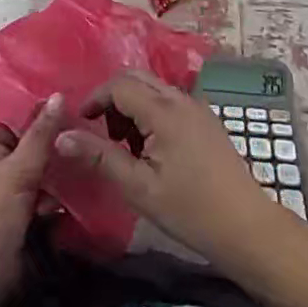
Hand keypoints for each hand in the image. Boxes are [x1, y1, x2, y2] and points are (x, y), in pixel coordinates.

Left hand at [0, 92, 65, 306]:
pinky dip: (51, 205)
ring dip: (55, 183)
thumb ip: (40, 135)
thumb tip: (59, 94)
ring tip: (80, 181)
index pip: (15, 124)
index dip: (39, 124)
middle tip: (83, 155)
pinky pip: (37, 204)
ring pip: (36, 178)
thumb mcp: (18, 172)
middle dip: (52, 156)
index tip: (72, 123)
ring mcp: (1, 199)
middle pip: (29, 151)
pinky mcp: (12, 224)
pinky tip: (70, 207)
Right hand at [55, 71, 277, 264]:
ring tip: (125, 148)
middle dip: (112, 99)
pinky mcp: (206, 121)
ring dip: (131, 107)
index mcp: (164, 110)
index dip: (94, 98)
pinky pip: (169, 102)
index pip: (119, 84)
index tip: (79, 124)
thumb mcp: (137, 187)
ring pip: (153, 90)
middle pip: (137, 79)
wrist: (246, 227)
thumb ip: (99, 156)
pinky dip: (151, 114)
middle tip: (102, 134)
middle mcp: (181, 99)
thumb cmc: (189, 209)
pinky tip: (151, 150)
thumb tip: (61, 137)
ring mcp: (197, 108)